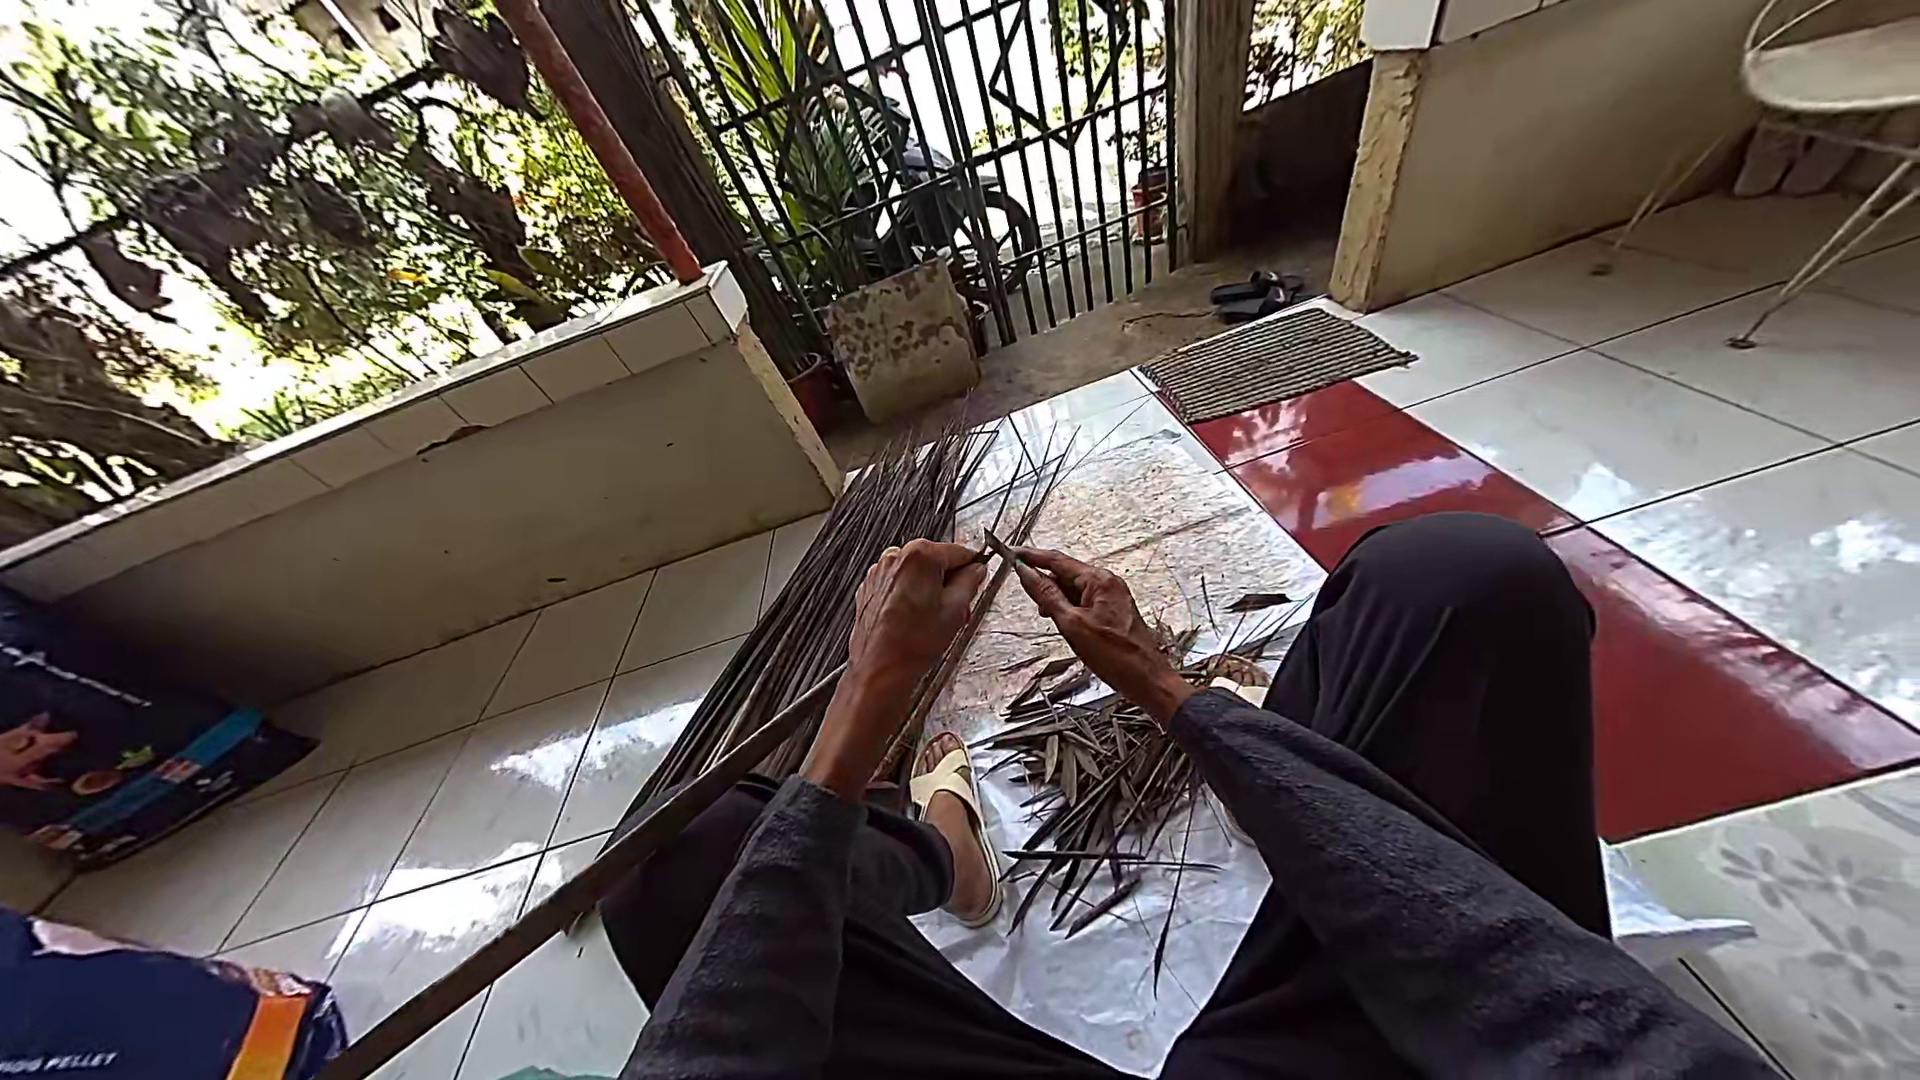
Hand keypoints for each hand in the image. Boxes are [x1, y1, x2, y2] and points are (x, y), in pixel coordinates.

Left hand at [803, 539, 987, 799]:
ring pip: (918, 572)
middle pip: (936, 559)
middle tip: (957, 608)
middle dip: (949, 581)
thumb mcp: (956, 610)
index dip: (973, 568)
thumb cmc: (912, 643)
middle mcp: (896, 557)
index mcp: (920, 555)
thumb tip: (976, 570)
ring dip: (930, 588)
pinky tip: (915, 619)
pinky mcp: (871, 587)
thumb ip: (971, 582)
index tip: (977, 579)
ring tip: (935, 618)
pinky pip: (900, 583)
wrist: (879, 669)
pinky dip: (910, 595)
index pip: (959, 551)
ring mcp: (880, 572)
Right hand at [1010, 547, 1193, 722]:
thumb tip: (1026, 573)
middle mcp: (1107, 582)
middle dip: (1045, 584)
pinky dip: (1069, 609)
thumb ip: (1046, 596)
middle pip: (1065, 574)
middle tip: (1028, 597)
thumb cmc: (1115, 656)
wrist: (1147, 680)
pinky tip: (1064, 625)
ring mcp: (1111, 596)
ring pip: (1073, 589)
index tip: (1013, 553)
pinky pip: (1083, 601)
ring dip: (1056, 600)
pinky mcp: (1112, 610)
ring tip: (1049, 618)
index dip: (1032, 556)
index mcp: (1099, 580)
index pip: (1057, 560)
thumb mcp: (1072, 625)